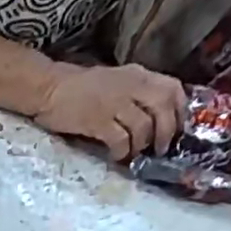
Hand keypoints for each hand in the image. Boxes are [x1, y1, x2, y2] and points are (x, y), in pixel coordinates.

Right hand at [33, 62, 186, 160]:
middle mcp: (130, 86)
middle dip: (166, 132)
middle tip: (160, 149)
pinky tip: (117, 156)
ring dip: (142, 145)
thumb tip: (156, 117)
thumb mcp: (116, 81)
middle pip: (163, 107)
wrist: (50, 89)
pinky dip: (122, 151)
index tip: (177, 130)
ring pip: (143, 127)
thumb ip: (136, 93)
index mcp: (137, 75)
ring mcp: (114, 103)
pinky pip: (120, 139)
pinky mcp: (98, 121)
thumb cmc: (81, 88)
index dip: (180, 111)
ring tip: (134, 154)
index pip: (172, 89)